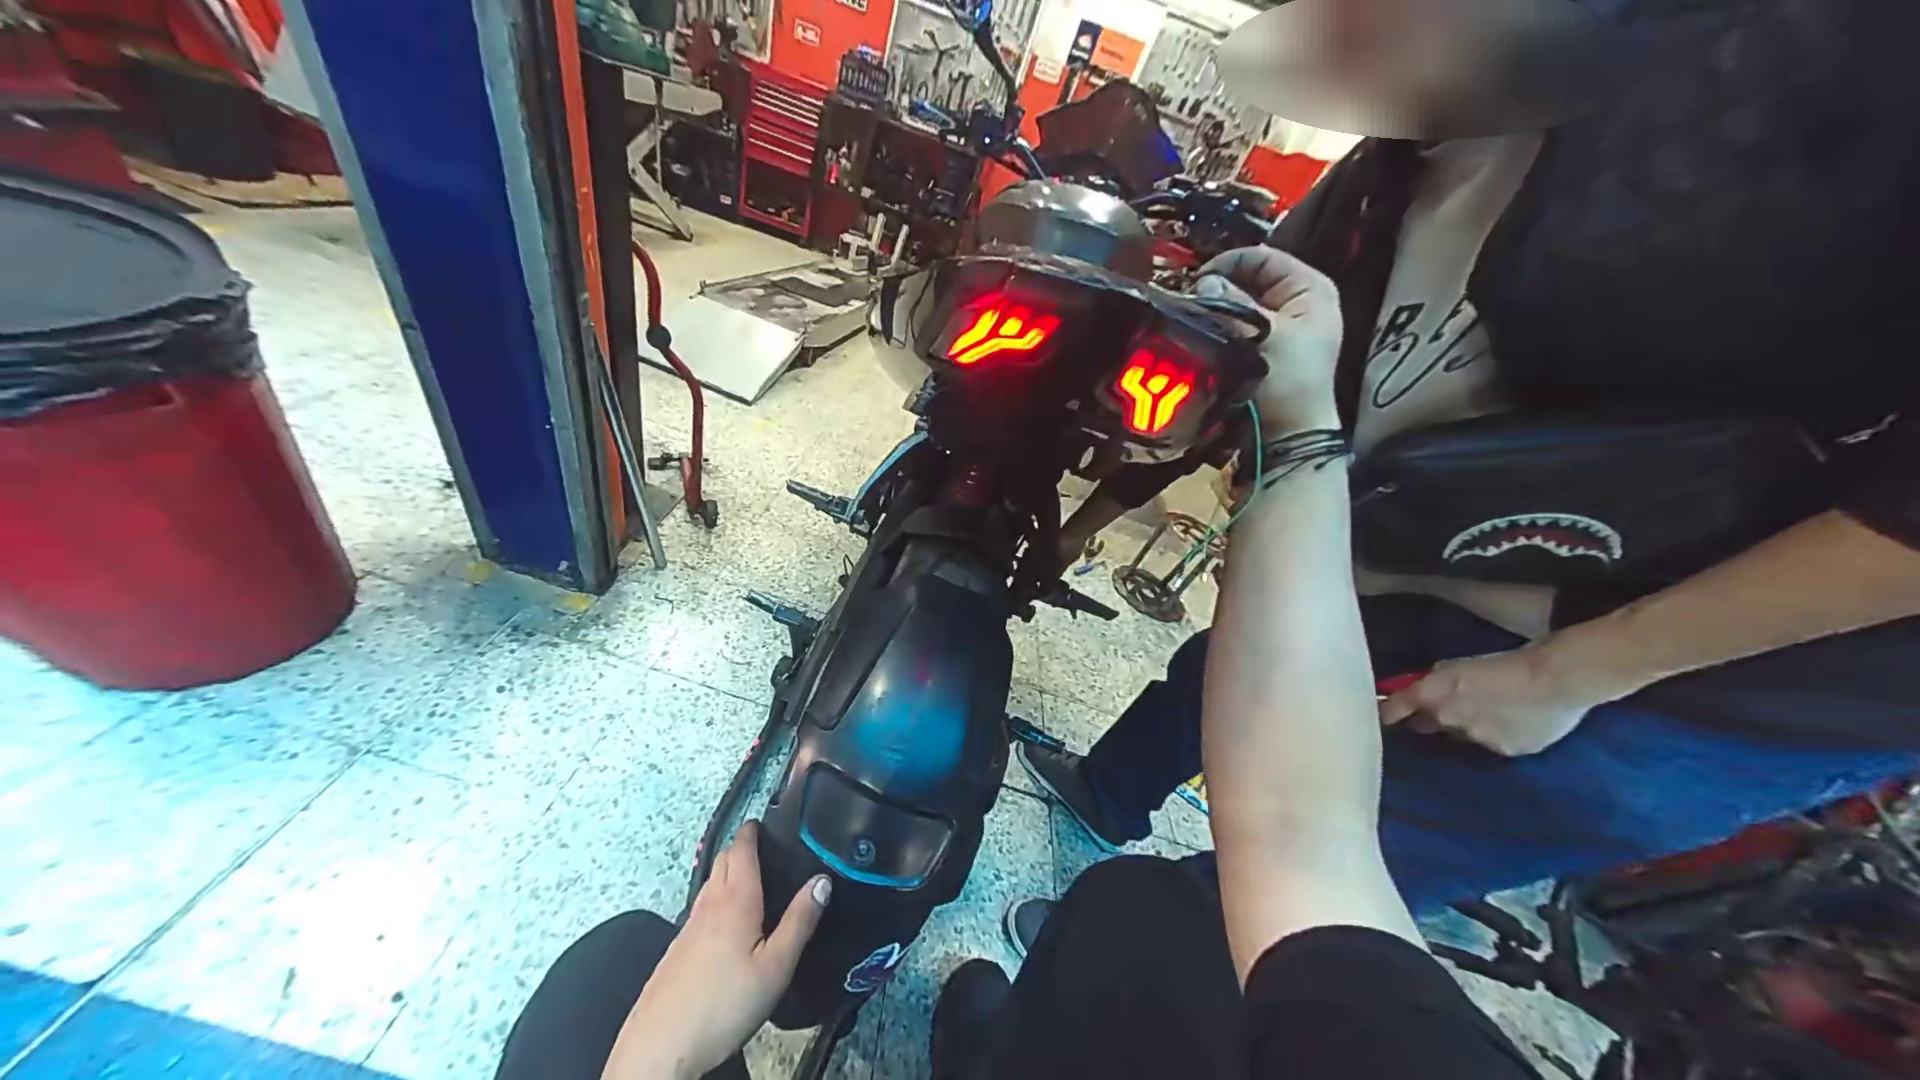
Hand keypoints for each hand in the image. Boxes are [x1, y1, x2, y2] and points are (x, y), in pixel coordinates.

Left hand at [606, 822, 830, 1079]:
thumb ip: (800, 921)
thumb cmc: (724, 1005)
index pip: (741, 848)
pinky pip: (700, 909)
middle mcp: (708, 905)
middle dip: (741, 847)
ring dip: (728, 872)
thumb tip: (822, 879)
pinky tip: (726, 926)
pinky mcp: (674, 952)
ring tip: (751, 880)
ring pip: (710, 885)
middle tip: (765, 849)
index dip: (752, 830)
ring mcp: (687, 928)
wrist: (658, 1052)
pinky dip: (717, 900)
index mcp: (736, 901)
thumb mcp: (776, 967)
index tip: (766, 821)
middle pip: (723, 861)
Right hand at [1193, 247, 1343, 431]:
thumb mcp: (1262, 334)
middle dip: (1219, 289)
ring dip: (1216, 311)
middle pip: (1250, 281)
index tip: (1196, 281)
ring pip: (1240, 306)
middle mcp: (1297, 303)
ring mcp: (1280, 329)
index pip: (1264, 257)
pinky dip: (1219, 330)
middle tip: (1189, 303)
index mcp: (1310, 289)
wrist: (1287, 435)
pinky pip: (1236, 329)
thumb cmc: (1285, 380)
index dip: (1229, 263)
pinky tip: (1200, 335)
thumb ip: (1233, 303)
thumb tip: (1204, 282)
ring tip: (1191, 319)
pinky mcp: (1262, 351)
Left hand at [1379, 644, 1619, 756]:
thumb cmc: (1502, 662)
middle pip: (1427, 726)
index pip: (1394, 710)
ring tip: (1492, 713)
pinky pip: (1493, 745)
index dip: (1386, 714)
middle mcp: (1446, 721)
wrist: (1555, 678)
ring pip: (1461, 737)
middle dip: (1430, 720)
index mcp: (1430, 696)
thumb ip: (1435, 682)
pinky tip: (1515, 724)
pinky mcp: (1505, 752)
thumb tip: (1424, 691)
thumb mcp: (1455, 666)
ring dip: (1467, 728)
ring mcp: (1476, 740)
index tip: (1382, 718)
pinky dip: (1498, 736)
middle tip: (1446, 710)